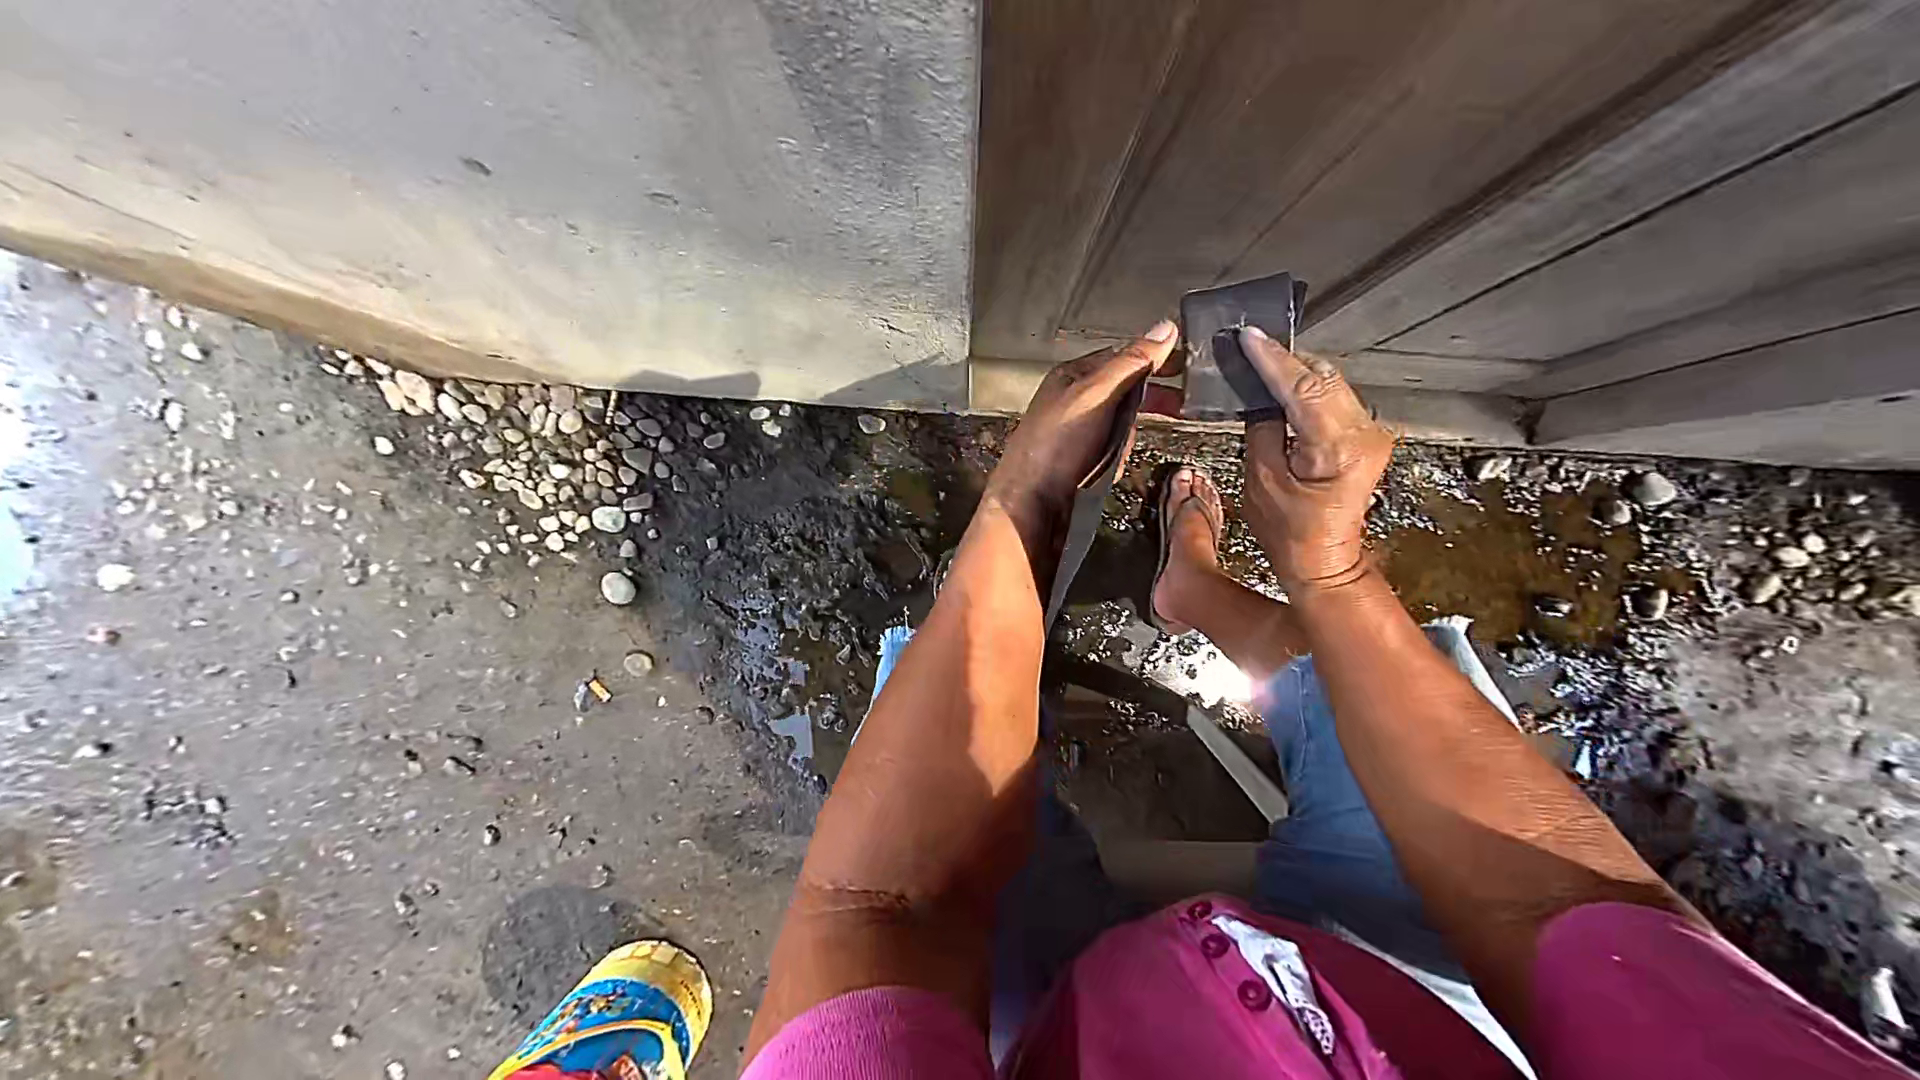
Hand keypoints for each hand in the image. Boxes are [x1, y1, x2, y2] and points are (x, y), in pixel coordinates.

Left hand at [983, 321, 1179, 532]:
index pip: (1123, 356)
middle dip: (1145, 405)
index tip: (1184, 367)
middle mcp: (1074, 401)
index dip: (1154, 360)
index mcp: (1073, 376)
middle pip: (1126, 393)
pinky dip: (1115, 461)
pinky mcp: (1080, 460)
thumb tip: (1164, 329)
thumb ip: (1130, 363)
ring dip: (1126, 439)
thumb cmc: (1053, 446)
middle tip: (1174, 409)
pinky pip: (1112, 454)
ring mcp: (1077, 432)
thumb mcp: (1096, 395)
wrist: (1030, 504)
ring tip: (1116, 452)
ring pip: (1122, 426)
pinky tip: (1107, 470)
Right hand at [1237, 326, 1393, 592]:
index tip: (1249, 337)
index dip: (1272, 359)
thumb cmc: (1291, 534)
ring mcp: (1371, 434)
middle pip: (1323, 376)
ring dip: (1296, 373)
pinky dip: (1307, 390)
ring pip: (1331, 383)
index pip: (1303, 387)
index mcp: (1337, 449)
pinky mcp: (1366, 436)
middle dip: (1285, 361)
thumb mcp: (1261, 481)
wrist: (1324, 559)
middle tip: (1250, 348)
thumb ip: (1262, 430)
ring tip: (1262, 367)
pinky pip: (1334, 399)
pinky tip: (1284, 390)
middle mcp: (1364, 435)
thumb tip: (1259, 399)